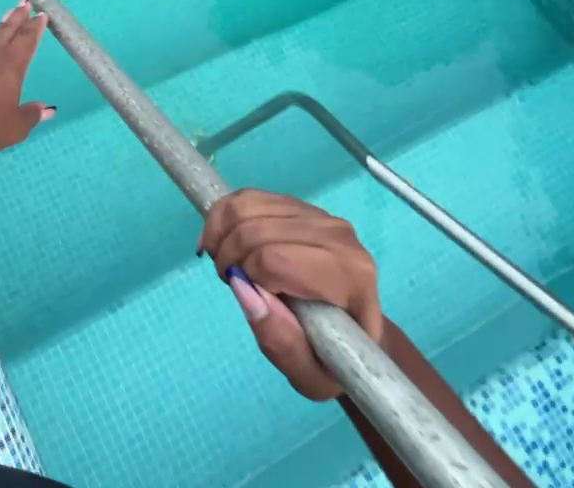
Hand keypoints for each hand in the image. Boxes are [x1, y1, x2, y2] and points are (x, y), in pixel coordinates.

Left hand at [0, 0, 53, 157]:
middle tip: (24, 1)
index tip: (41, 15)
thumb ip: (31, 115)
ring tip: (7, 16)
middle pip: (7, 31)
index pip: (26, 40)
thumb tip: (47, 109)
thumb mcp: (16, 126)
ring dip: (1, 26)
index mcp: (11, 66)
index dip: (35, 27)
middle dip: (17, 16)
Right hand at [198, 189, 384, 399]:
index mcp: (349, 276)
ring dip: (221, 235)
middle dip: (227, 256)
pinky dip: (222, 217)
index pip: (275, 258)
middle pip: (255, 229)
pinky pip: (246, 197)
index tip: (244, 298)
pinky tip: (223, 242)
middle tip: (229, 281)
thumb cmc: (334, 358)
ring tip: (227, 263)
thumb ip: (282, 343)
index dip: (246, 277)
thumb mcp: (312, 376)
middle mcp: (338, 235)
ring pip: (245, 206)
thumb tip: (245, 290)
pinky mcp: (298, 204)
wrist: (352, 329)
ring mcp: (318, 214)